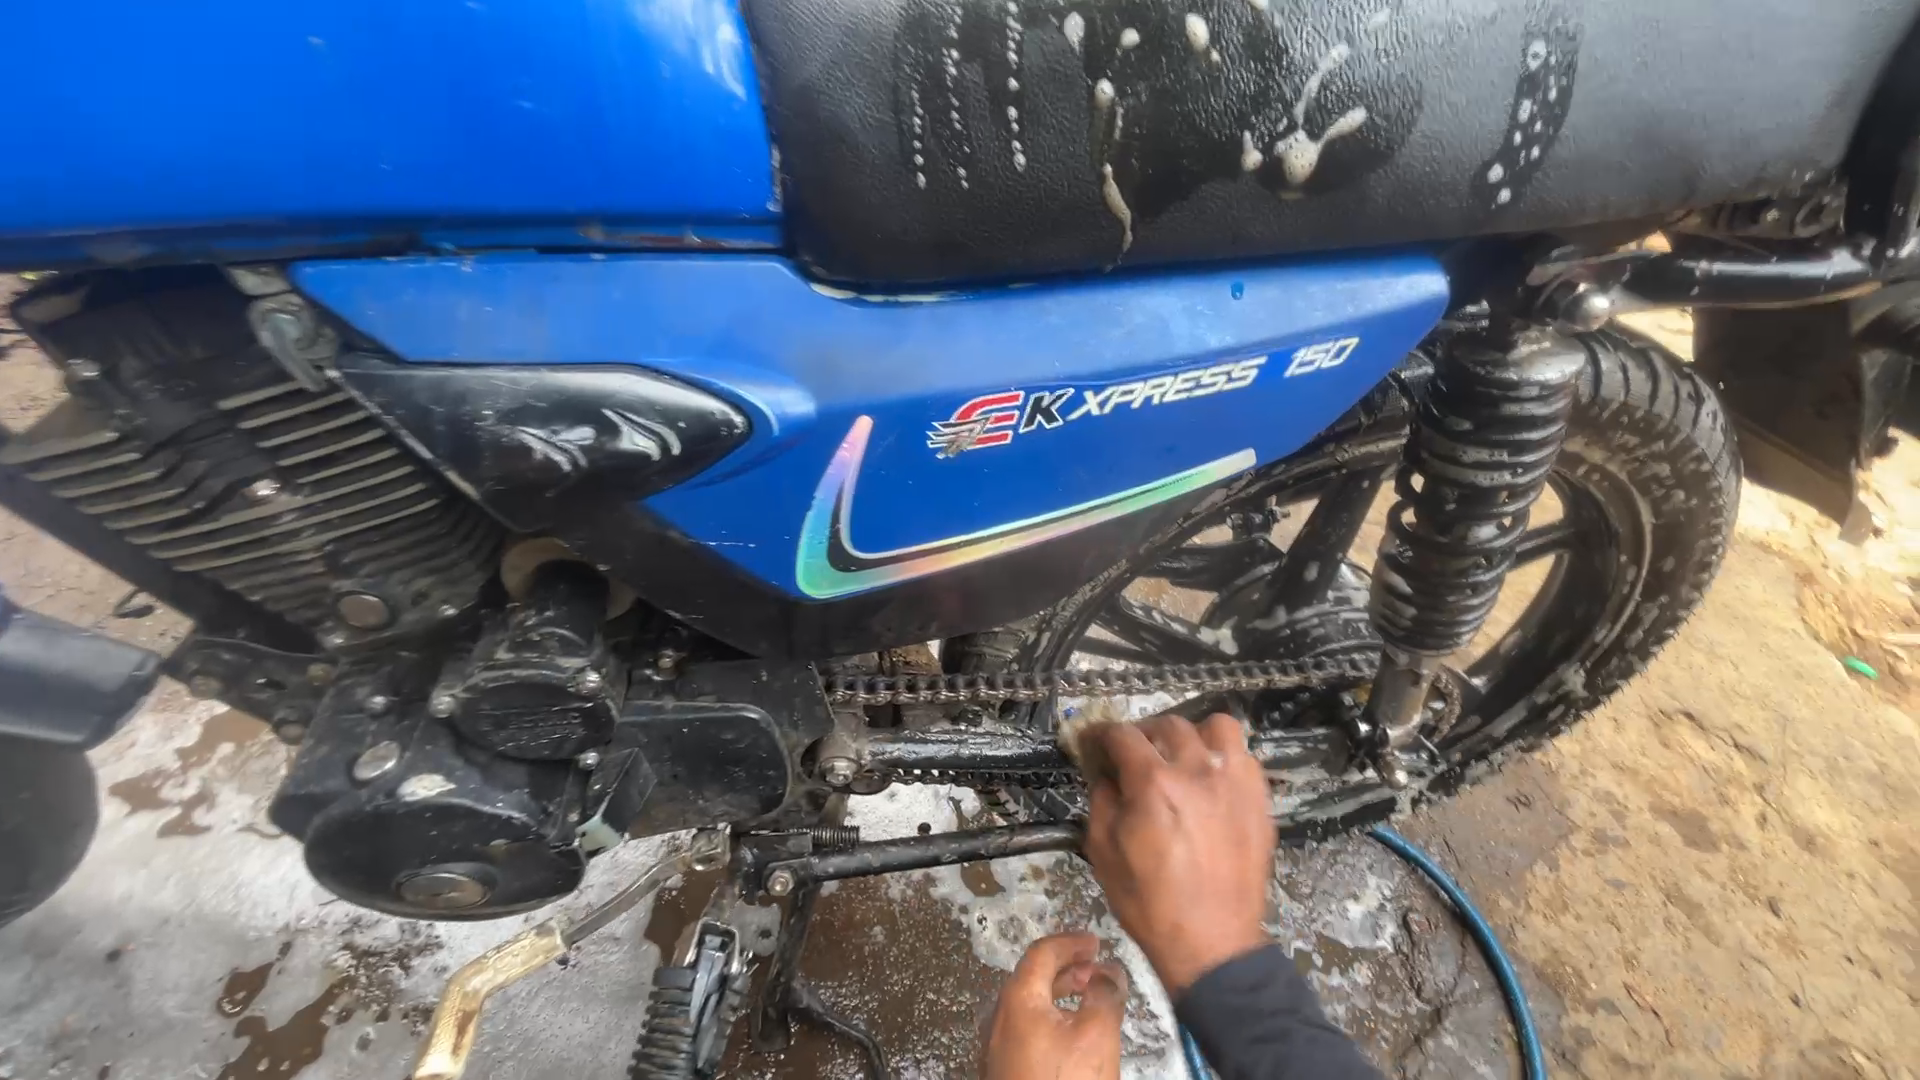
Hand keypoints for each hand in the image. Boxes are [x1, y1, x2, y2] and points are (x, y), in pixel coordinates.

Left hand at [981, 932, 1127, 1079]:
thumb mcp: (1096, 1035)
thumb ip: (1105, 995)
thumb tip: (1109, 972)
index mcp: (1018, 998)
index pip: (1042, 953)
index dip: (1072, 943)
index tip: (1097, 943)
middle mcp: (1001, 1016)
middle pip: (1034, 977)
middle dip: (1068, 968)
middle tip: (1097, 969)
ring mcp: (999, 1047)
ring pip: (1032, 1005)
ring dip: (1061, 994)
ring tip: (1092, 1001)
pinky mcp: (1005, 1072)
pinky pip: (1029, 1030)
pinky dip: (1053, 1019)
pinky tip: (1074, 1038)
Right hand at [1082, 713, 1275, 996]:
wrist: (1211, 944)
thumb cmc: (1149, 902)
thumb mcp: (1103, 850)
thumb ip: (1101, 799)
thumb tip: (1106, 772)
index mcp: (1153, 783)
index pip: (1122, 734)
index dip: (1101, 733)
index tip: (1093, 741)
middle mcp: (1197, 771)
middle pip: (1168, 724)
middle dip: (1143, 733)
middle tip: (1134, 754)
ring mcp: (1234, 783)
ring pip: (1216, 727)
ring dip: (1193, 734)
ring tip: (1182, 755)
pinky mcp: (1259, 800)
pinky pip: (1244, 756)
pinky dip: (1224, 757)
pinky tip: (1211, 778)